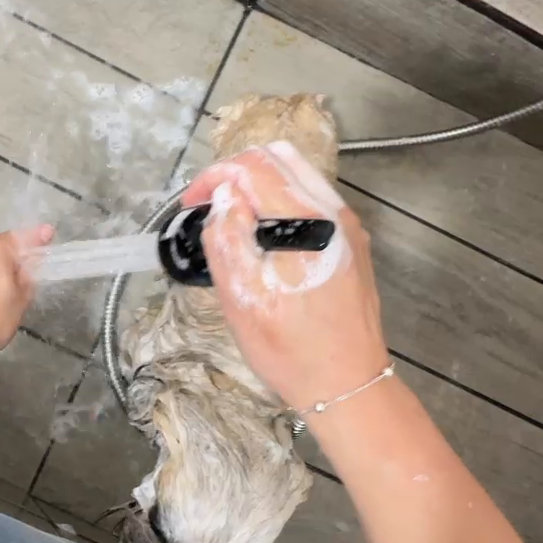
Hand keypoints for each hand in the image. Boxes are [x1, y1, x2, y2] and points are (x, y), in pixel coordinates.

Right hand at [182, 141, 389, 411]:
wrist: (347, 384)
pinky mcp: (352, 241)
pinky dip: (279, 200)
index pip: (252, 168)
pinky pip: (312, 198)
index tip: (190, 204)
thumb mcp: (242, 298)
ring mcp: (347, 225)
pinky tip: (262, 235)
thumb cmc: (289, 349)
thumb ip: (226, 238)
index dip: (211, 178)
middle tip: (208, 205)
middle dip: (234, 173)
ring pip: (298, 173)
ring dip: (257, 184)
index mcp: (305, 221)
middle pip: (278, 158)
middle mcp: (332, 212)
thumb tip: (222, 198)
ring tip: (231, 218)